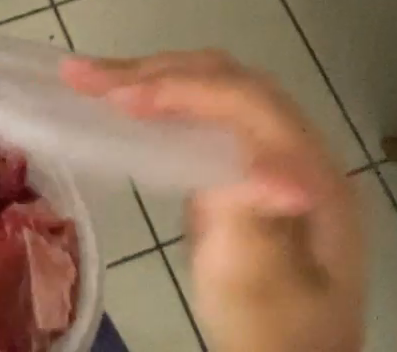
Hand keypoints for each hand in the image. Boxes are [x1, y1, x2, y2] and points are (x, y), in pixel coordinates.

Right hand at [62, 51, 363, 351]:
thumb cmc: (268, 331)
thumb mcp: (260, 291)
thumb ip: (255, 227)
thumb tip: (252, 170)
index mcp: (312, 177)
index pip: (247, 103)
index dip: (182, 90)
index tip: (119, 100)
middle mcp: (299, 150)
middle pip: (226, 80)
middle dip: (152, 71)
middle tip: (85, 77)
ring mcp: (272, 150)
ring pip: (209, 83)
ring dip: (146, 75)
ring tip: (84, 76)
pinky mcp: (244, 157)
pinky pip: (199, 105)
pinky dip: (153, 92)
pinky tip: (114, 97)